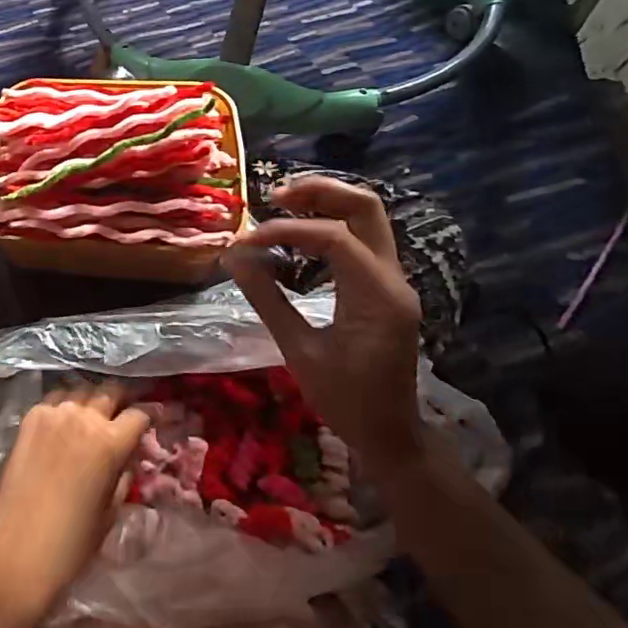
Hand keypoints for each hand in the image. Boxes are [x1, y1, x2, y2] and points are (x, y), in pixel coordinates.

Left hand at [0, 383, 149, 626]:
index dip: (151, 414)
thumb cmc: (72, 541)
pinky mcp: (30, 418)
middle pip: (109, 392)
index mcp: (109, 442)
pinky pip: (54, 399)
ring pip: (81, 390)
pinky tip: (66, 417)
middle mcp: (82, 418)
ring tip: (95, 411)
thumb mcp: (111, 509)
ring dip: (92, 398)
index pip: (139, 414)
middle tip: (126, 408)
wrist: (17, 549)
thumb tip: (128, 455)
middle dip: (122, 398)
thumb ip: (124, 473)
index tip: (156, 416)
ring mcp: (53, 414)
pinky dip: (65, 403)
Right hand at [224, 176, 424, 479]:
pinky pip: (362, 239)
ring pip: (368, 217)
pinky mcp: (385, 287)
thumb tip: (233, 258)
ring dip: (326, 203)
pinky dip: (330, 225)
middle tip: (274, 196)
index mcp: (377, 297)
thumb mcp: (298, 352)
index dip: (287, 230)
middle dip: (319, 192)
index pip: (335, 238)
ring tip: (281, 207)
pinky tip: (298, 236)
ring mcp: (394, 281)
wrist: (392, 435)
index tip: (247, 241)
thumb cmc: (345, 401)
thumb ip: (267, 299)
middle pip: (366, 208)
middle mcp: (394, 279)